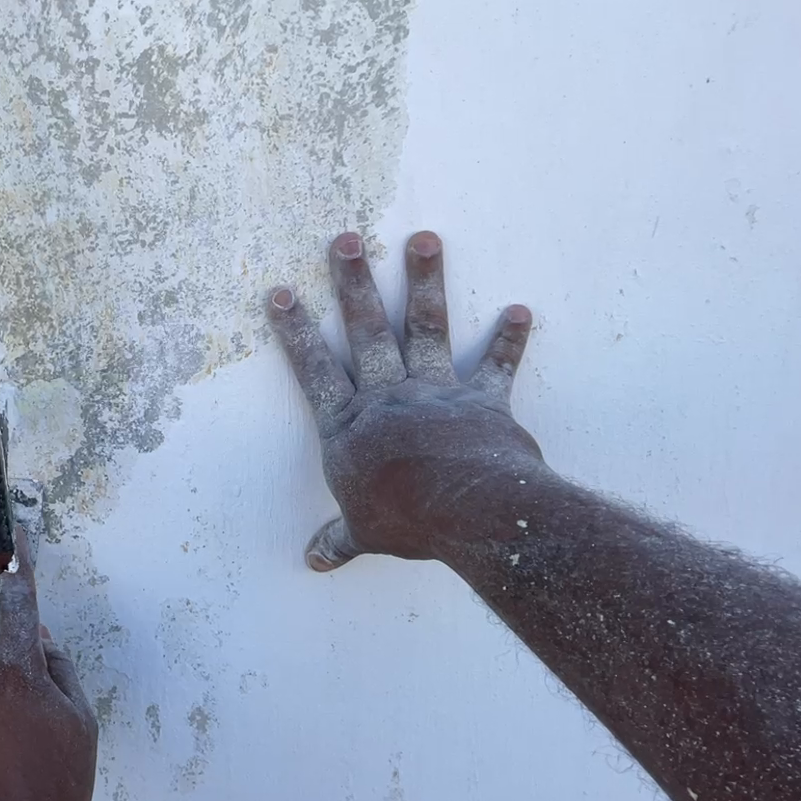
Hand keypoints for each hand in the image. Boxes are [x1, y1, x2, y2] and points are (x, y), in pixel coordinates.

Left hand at [0, 527, 97, 800]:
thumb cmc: (54, 791)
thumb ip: (60, 673)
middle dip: (10, 663)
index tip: (13, 531)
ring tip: (8, 753)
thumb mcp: (81, 727)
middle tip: (32, 712)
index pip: (18, 603)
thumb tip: (39, 642)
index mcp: (13, 671)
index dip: (20, 564)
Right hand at [267, 231, 542, 565]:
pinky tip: (520, 311)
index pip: (313, 370)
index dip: (295, 332)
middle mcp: (386, 398)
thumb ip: (339, 538)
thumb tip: (313, 563)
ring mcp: (435, 393)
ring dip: (426, 283)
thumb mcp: (363, 532)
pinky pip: (495, 367)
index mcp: (349, 426)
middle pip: (366, 332)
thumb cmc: (405, 521)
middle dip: (354, 284)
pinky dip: (508, 342)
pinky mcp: (482, 402)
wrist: (469, 513)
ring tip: (424, 237)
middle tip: (347, 238)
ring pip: (425, 329)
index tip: (281, 292)